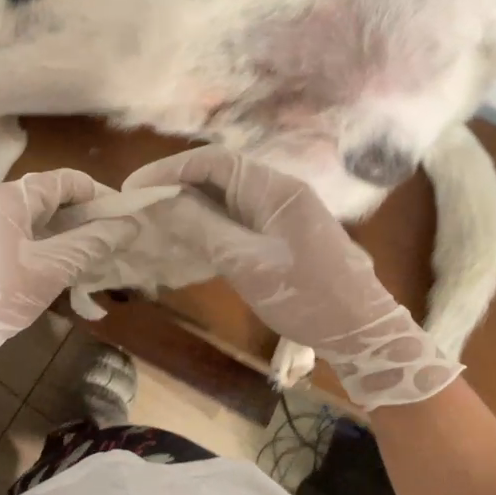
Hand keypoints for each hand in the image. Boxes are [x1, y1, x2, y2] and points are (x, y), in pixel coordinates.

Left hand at [0, 170, 140, 406]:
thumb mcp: (52, 269)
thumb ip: (92, 243)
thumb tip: (131, 224)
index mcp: (10, 196)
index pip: (66, 180)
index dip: (100, 196)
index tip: (128, 219)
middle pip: (52, 198)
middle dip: (85, 218)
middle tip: (117, 243)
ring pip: (37, 220)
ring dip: (67, 235)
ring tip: (98, 258)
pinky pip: (22, 237)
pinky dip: (46, 247)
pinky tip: (65, 269)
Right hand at [124, 146, 460, 407]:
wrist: (362, 333)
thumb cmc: (307, 297)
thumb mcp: (247, 264)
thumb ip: (201, 227)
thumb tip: (159, 202)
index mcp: (275, 189)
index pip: (212, 160)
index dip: (168, 169)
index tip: (133, 188)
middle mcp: (276, 191)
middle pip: (215, 173)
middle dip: (172, 184)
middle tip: (135, 205)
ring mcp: (277, 212)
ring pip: (221, 195)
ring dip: (185, 203)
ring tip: (149, 218)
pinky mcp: (276, 233)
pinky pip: (231, 215)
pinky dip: (203, 221)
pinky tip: (180, 236)